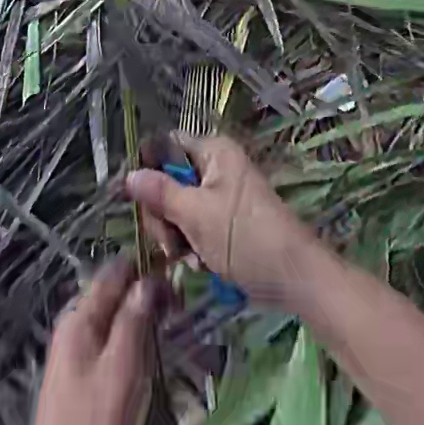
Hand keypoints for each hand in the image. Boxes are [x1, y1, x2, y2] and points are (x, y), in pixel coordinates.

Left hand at [32, 258, 162, 424]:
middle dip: (145, 293)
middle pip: (114, 293)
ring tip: (168, 323)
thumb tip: (148, 280)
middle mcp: (73, 324)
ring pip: (113, 316)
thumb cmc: (96, 418)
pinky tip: (146, 347)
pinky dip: (129, 335)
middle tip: (177, 306)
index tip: (175, 277)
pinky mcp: (79, 371)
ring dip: (140, 315)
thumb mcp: (121, 368)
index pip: (115, 272)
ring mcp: (74, 349)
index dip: (145, 268)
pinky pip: (108, 338)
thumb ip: (133, 319)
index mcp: (80, 317)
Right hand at [124, 134, 325, 307]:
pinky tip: (201, 264)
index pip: (166, 147)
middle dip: (164, 216)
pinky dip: (193, 245)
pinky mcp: (227, 221)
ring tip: (190, 258)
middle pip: (168, 181)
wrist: (294, 277)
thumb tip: (129, 175)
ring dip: (177, 236)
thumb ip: (160, 193)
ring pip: (178, 208)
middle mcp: (217, 166)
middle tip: (171, 244)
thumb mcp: (196, 214)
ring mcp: (223, 194)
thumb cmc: (246, 238)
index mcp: (213, 152)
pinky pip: (195, 226)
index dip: (147, 169)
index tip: (134, 200)